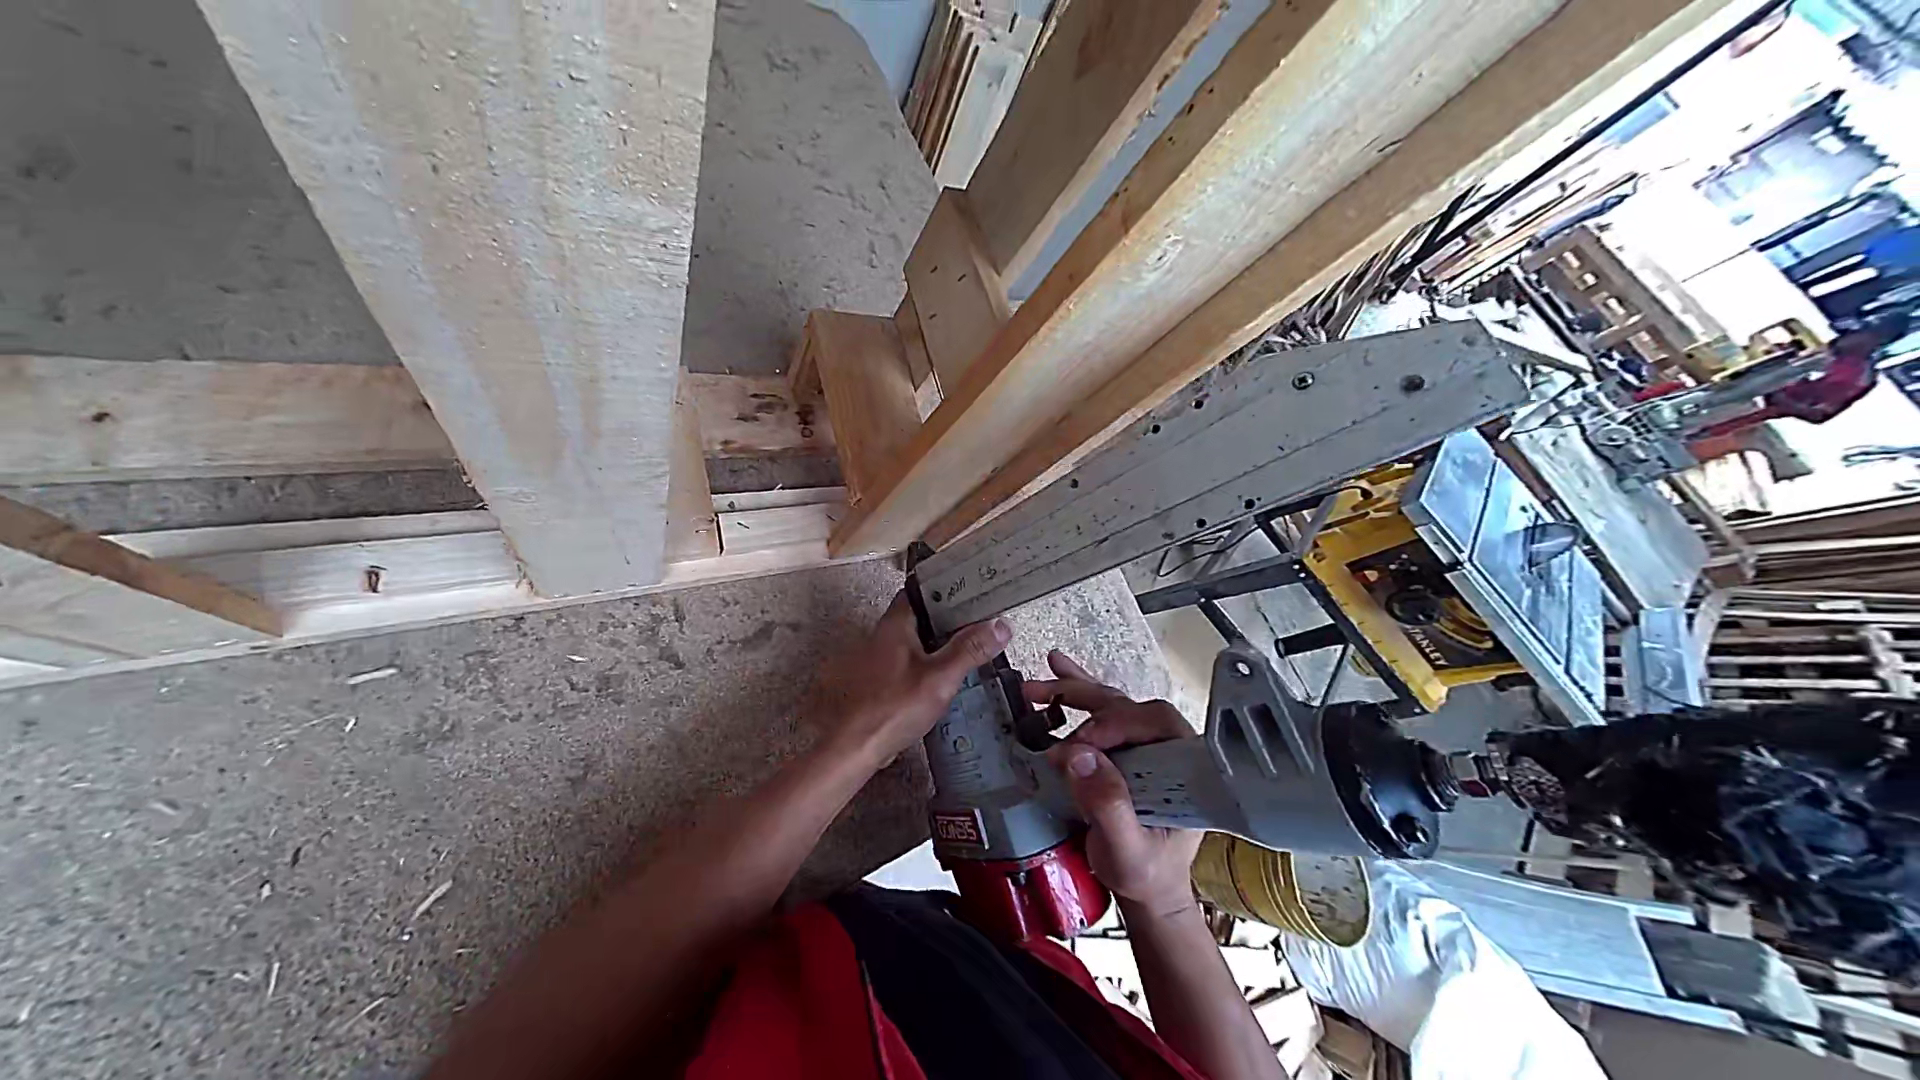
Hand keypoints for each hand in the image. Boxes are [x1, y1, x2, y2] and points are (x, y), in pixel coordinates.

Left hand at [805, 591, 1010, 766]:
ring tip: (969, 645)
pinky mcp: (882, 681)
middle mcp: (884, 636)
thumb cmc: (891, 709)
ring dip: (939, 641)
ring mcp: (880, 659)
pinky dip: (929, 662)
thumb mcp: (940, 677)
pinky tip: (946, 675)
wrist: (857, 746)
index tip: (968, 588)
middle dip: (947, 616)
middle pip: (919, 615)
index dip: (943, 587)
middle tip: (976, 618)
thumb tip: (999, 626)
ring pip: (915, 639)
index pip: (918, 590)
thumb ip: (970, 649)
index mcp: (895, 625)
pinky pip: (910, 662)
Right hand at [1025, 651, 1203, 918]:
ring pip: (1110, 703)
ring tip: (1037, 686)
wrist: (1146, 888)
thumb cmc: (1146, 873)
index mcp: (1185, 767)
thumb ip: (1108, 806)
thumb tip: (1079, 755)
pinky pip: (1100, 712)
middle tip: (1043, 696)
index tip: (1081, 743)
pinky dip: (1077, 692)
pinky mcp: (1122, 747)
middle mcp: (1167, 747)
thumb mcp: (1127, 850)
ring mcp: (1144, 744)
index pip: (1155, 723)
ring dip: (1072, 691)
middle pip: (1126, 706)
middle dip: (1082, 697)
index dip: (1116, 723)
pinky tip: (1057, 671)